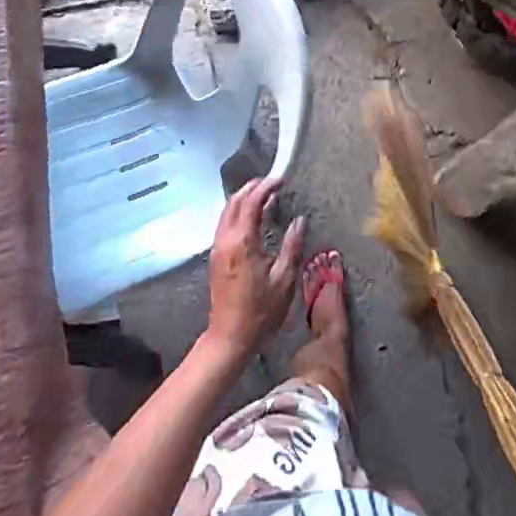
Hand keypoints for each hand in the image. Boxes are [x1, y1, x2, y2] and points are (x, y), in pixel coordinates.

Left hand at [204, 178, 304, 355]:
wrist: (230, 335)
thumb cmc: (261, 312)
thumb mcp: (285, 280)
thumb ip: (292, 246)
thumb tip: (299, 221)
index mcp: (242, 241)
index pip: (251, 202)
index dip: (266, 187)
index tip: (281, 180)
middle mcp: (225, 239)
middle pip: (235, 201)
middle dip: (252, 188)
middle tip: (272, 183)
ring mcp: (218, 246)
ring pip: (228, 211)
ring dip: (244, 199)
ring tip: (264, 195)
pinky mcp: (216, 255)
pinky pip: (226, 223)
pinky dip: (238, 212)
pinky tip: (252, 218)